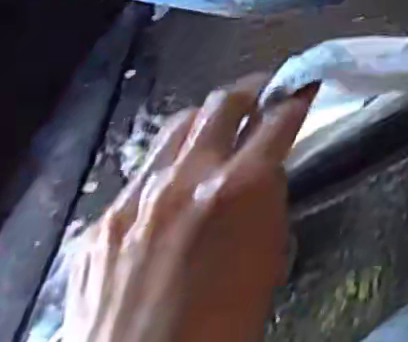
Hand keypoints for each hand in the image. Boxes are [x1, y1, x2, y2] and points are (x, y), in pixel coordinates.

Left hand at [65, 74, 314, 341]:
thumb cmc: (223, 332)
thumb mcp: (267, 260)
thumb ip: (267, 202)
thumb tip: (266, 172)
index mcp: (239, 187)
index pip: (279, 118)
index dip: (297, 98)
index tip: (305, 89)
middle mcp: (187, 176)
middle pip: (225, 102)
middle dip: (252, 91)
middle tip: (265, 95)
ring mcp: (137, 195)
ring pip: (178, 125)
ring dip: (206, 120)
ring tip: (218, 129)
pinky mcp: (101, 221)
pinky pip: (141, 173)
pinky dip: (166, 168)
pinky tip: (172, 191)